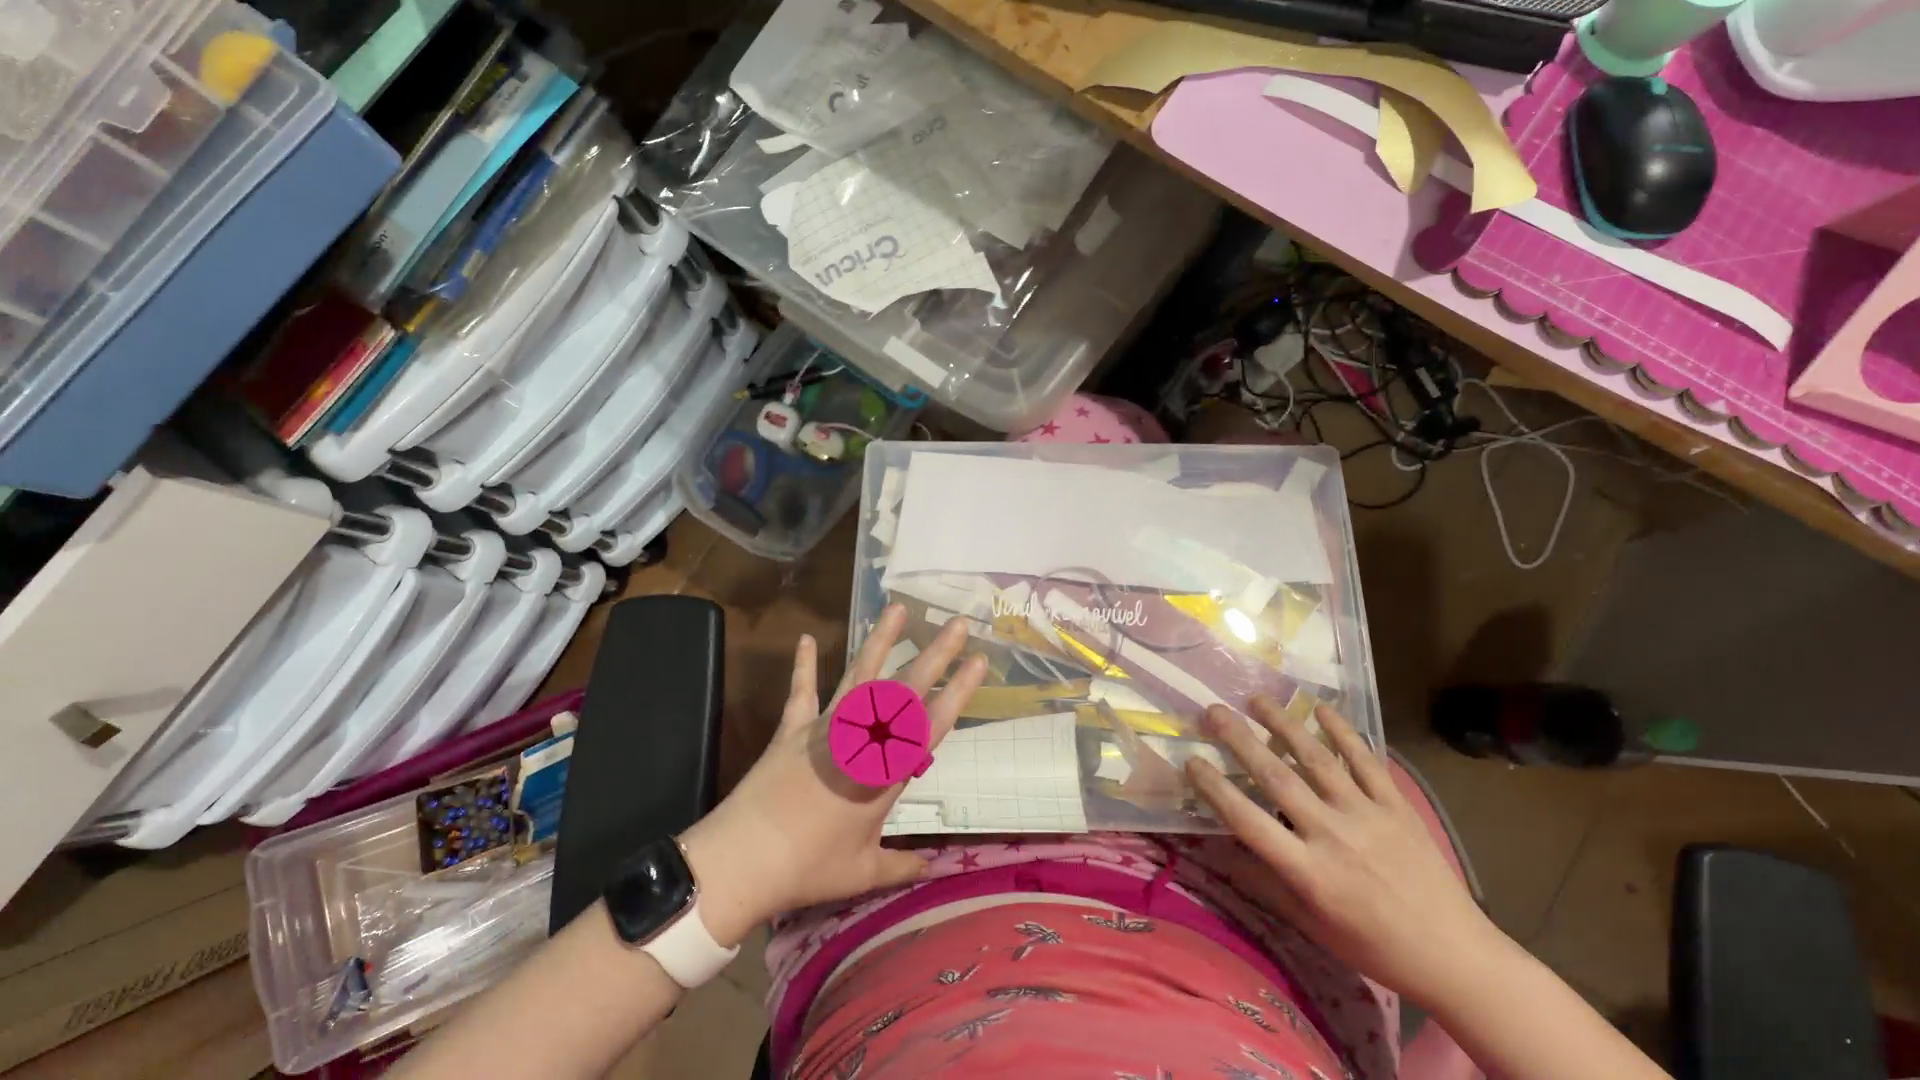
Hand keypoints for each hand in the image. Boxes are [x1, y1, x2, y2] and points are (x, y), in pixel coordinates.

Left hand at [679, 605, 986, 944]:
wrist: (744, 857)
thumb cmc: (810, 868)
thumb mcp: (863, 872)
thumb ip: (901, 867)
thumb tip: (933, 869)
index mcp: (884, 774)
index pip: (931, 725)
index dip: (958, 692)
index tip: (979, 663)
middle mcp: (860, 740)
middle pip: (904, 690)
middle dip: (935, 655)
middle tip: (958, 624)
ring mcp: (824, 729)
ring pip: (858, 677)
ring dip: (880, 642)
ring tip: (896, 608)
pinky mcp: (790, 730)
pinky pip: (801, 692)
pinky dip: (803, 666)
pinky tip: (805, 639)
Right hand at [1186, 700, 1505, 1006]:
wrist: (1452, 952)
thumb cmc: (1373, 946)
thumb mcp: (1311, 926)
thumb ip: (1265, 884)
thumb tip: (1220, 852)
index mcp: (1308, 871)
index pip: (1248, 820)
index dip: (1215, 788)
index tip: (1191, 760)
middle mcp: (1332, 834)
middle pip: (1277, 777)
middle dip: (1241, 740)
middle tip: (1213, 712)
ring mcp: (1368, 814)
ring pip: (1318, 759)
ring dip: (1284, 724)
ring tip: (1257, 699)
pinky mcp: (1397, 806)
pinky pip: (1366, 761)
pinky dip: (1343, 731)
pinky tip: (1321, 708)